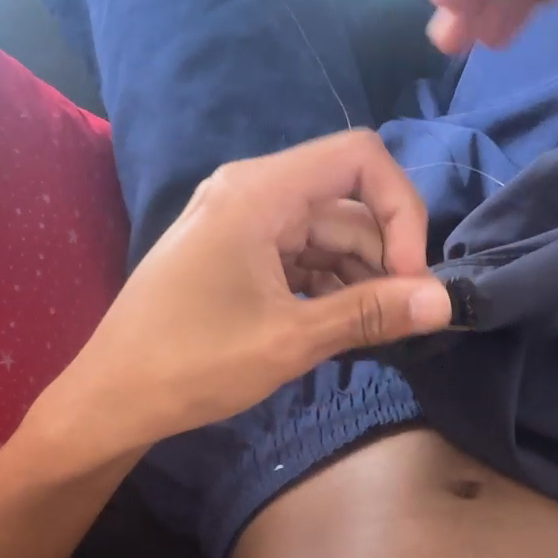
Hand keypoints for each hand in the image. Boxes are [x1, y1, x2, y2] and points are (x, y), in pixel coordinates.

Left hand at [22, 130, 452, 461]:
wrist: (113, 398)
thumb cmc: (194, 363)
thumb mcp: (290, 340)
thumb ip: (371, 313)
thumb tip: (444, 303)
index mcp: (260, 192)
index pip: (360, 159)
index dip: (401, 210)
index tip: (411, 278)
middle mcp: (251, 193)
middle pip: (346, 201)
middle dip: (384, 255)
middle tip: (403, 319)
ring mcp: (240, 225)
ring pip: (325, 233)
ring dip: (360, 275)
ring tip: (378, 330)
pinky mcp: (235, 257)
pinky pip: (299, 257)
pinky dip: (329, 286)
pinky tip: (345, 325)